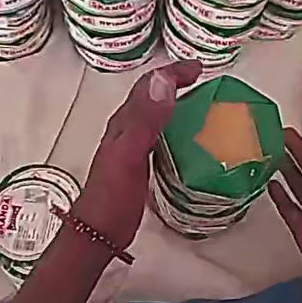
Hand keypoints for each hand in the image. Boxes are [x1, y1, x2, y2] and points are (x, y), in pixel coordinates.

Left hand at [74, 60, 201, 247]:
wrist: (98, 232)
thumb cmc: (113, 196)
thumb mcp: (130, 154)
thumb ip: (145, 120)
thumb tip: (164, 82)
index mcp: (124, 122)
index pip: (148, 85)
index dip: (172, 72)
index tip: (199, 69)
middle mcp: (125, 129)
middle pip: (151, 96)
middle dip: (175, 83)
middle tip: (203, 81)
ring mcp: (130, 146)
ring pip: (154, 114)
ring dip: (175, 103)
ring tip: (201, 104)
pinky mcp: (138, 163)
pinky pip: (159, 135)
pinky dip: (175, 127)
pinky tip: (188, 139)